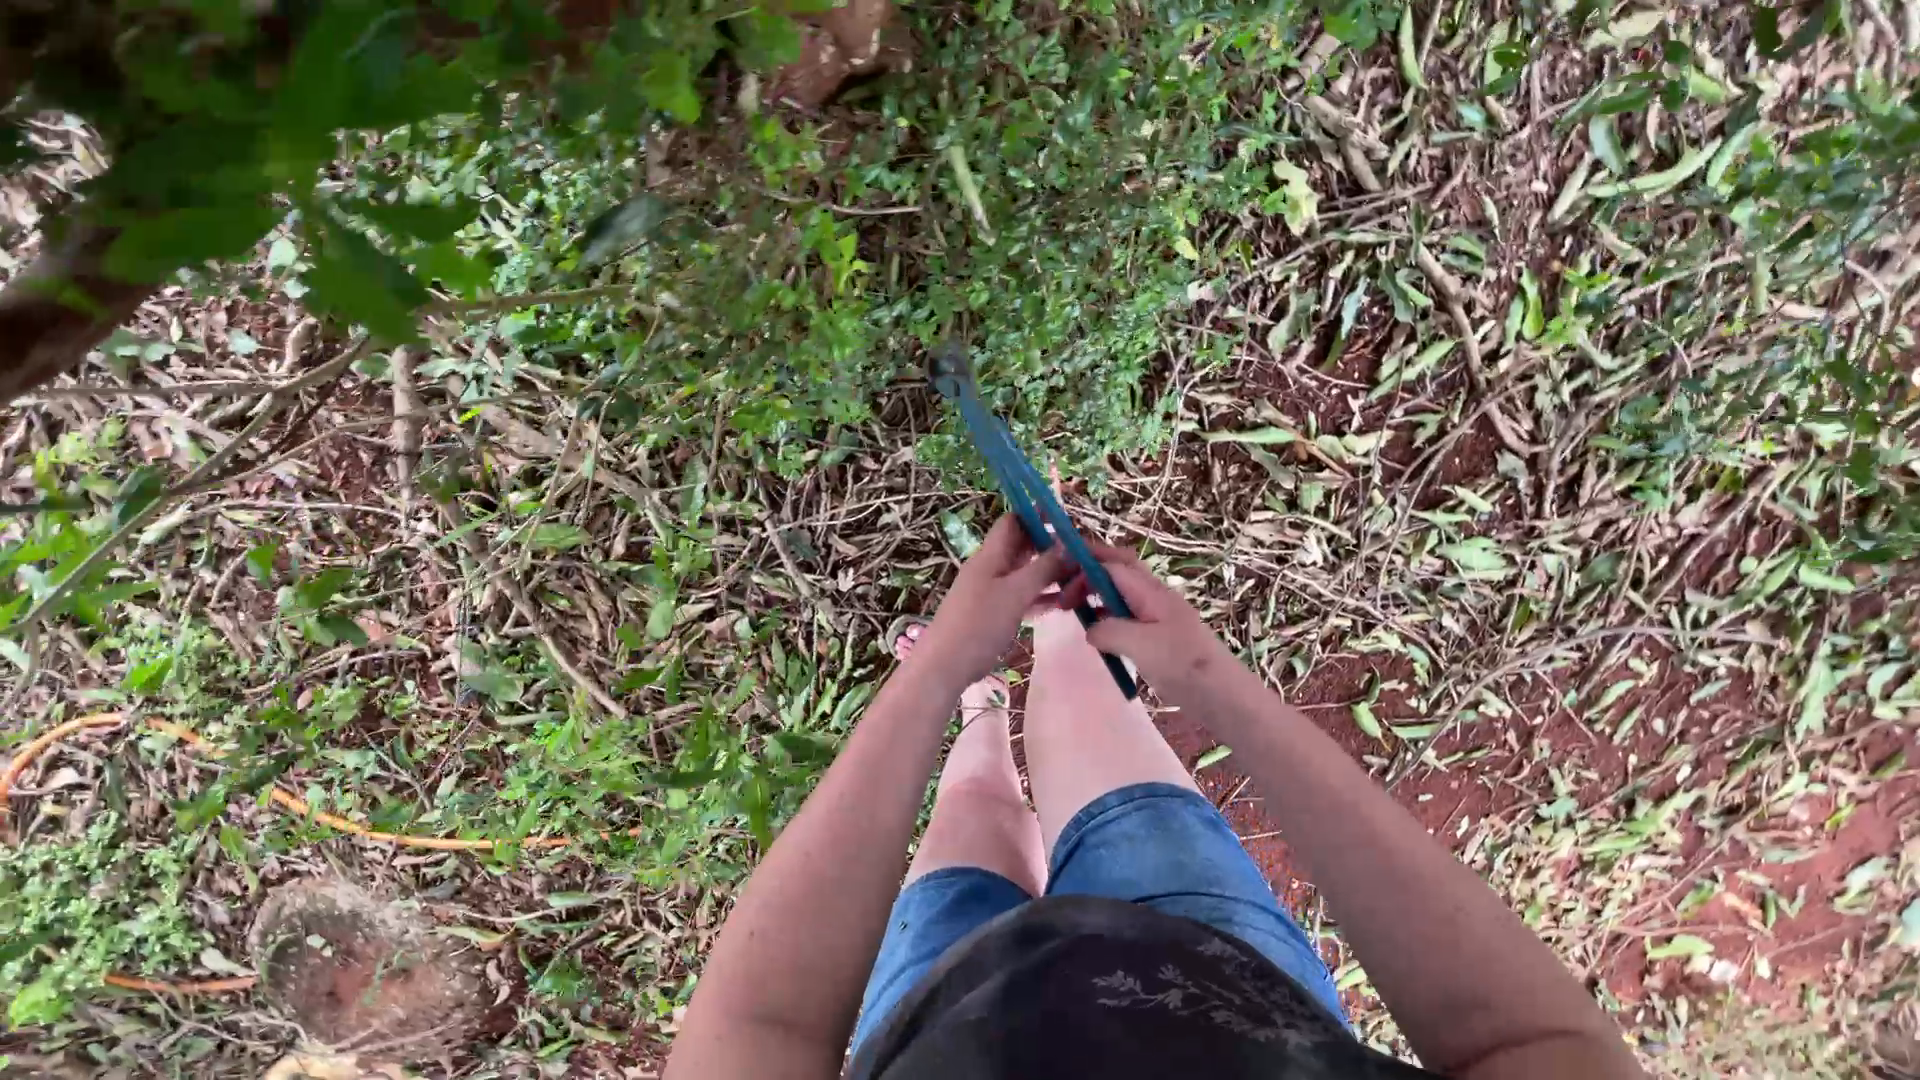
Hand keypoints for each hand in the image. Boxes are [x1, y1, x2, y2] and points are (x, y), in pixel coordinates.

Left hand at [910, 515, 1069, 689]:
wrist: (946, 665)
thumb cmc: (979, 624)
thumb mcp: (1015, 593)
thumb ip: (1043, 568)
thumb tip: (1068, 545)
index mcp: (991, 555)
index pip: (1013, 522)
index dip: (1037, 516)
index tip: (1068, 522)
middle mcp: (990, 568)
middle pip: (1022, 547)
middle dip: (1051, 547)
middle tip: (1084, 555)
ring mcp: (991, 591)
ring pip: (1025, 573)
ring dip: (1050, 574)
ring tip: (1082, 579)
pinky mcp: (994, 614)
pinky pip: (1023, 597)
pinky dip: (1042, 597)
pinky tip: (1065, 604)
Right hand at [1065, 543, 1239, 697]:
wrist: (1223, 696)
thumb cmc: (1183, 665)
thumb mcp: (1139, 646)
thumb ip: (1107, 630)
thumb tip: (1091, 630)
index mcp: (1151, 592)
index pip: (1112, 565)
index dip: (1083, 564)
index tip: (1055, 572)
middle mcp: (1155, 597)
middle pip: (1117, 571)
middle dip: (1087, 574)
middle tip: (1062, 595)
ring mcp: (1158, 617)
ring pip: (1120, 593)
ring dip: (1095, 595)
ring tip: (1071, 610)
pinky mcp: (1159, 637)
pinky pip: (1126, 615)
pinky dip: (1105, 616)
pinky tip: (1096, 633)